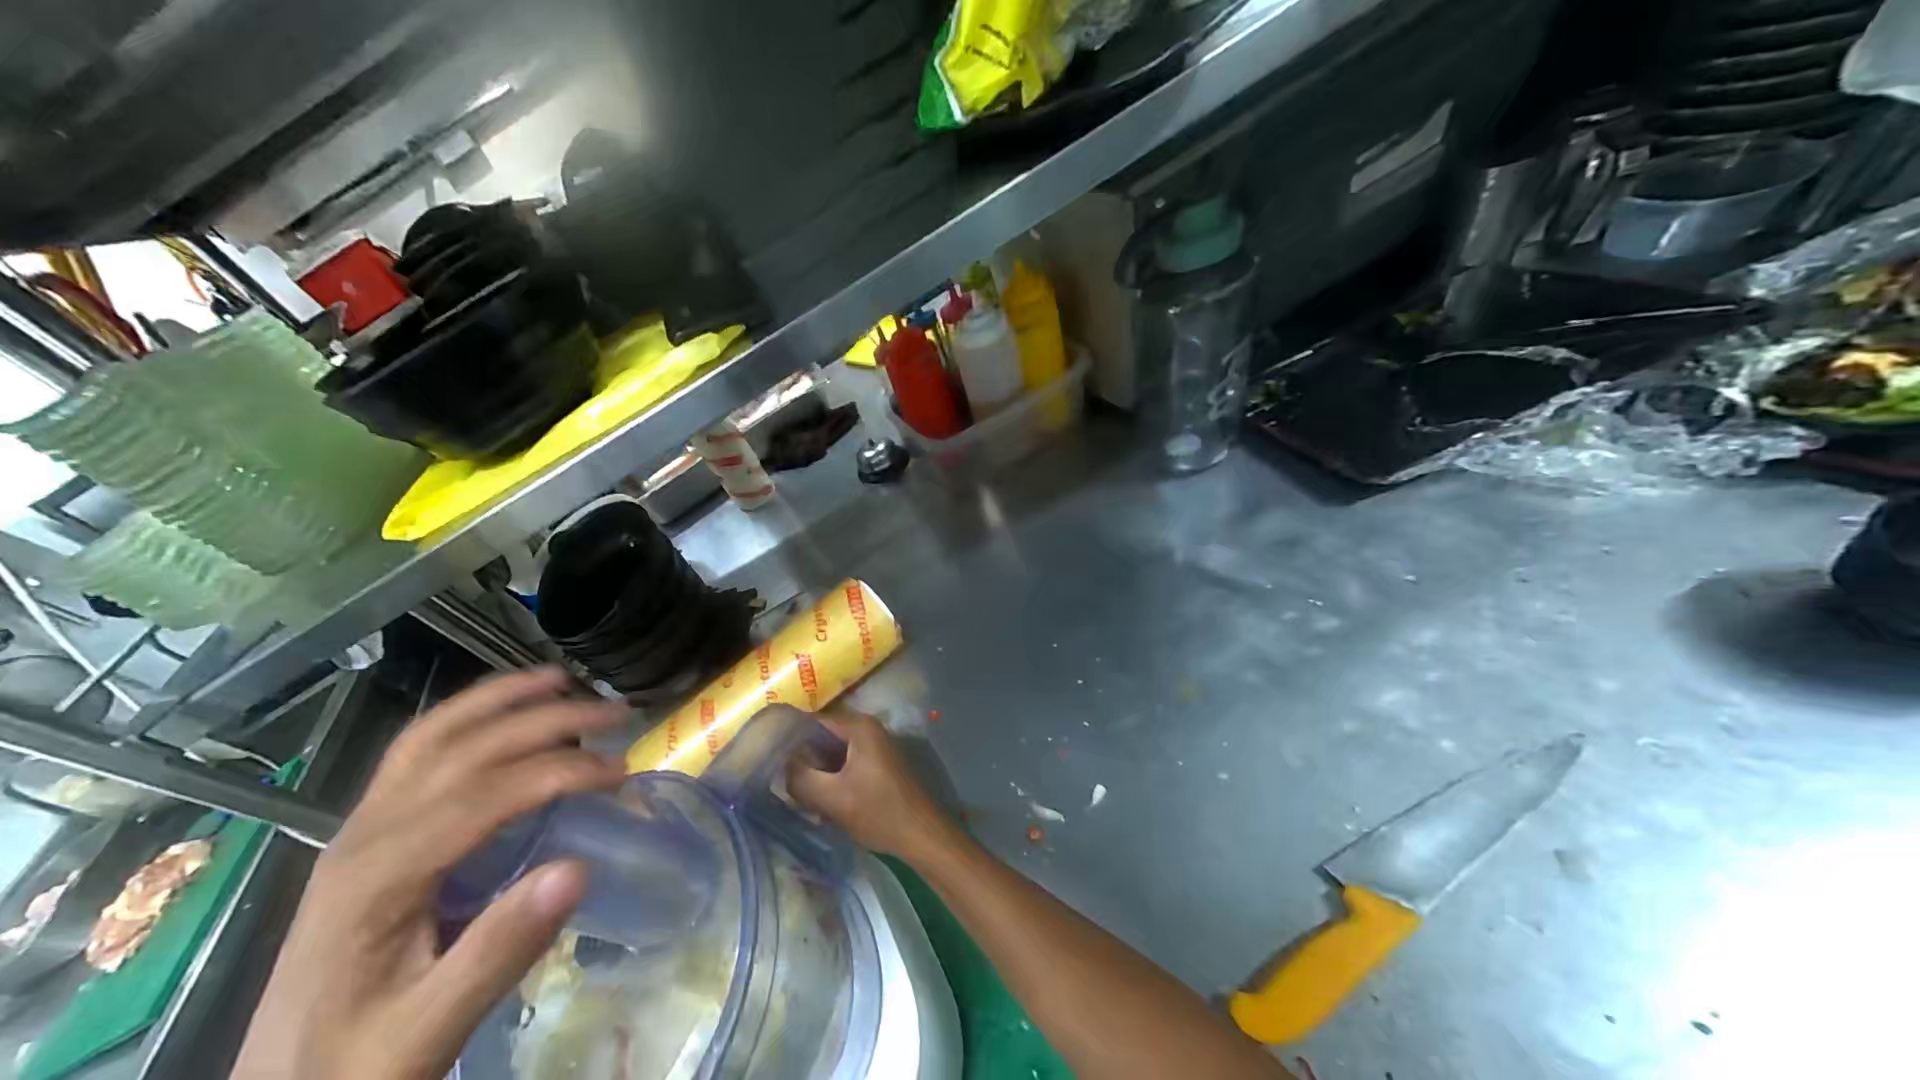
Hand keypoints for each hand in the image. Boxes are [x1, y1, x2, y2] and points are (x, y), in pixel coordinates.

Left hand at [231, 668, 627, 1079]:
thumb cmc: (357, 1060)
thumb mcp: (427, 1030)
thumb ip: (498, 951)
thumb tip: (578, 867)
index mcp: (377, 877)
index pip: (482, 795)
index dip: (559, 771)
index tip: (623, 771)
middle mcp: (364, 835)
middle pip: (462, 749)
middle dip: (545, 720)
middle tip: (617, 715)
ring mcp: (360, 829)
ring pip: (432, 736)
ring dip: (500, 699)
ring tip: (560, 680)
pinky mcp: (367, 834)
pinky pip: (418, 753)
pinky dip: (468, 718)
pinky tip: (502, 715)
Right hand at [785, 708, 958, 863]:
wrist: (922, 836)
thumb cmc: (879, 812)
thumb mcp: (831, 798)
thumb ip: (799, 778)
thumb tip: (779, 765)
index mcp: (859, 727)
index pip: (811, 721)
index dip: (787, 738)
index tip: (765, 757)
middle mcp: (868, 729)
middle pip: (821, 737)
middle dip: (801, 759)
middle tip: (779, 781)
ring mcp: (875, 748)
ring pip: (832, 754)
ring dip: (816, 773)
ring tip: (797, 795)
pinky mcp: (878, 766)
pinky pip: (845, 765)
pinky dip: (831, 780)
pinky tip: (820, 804)